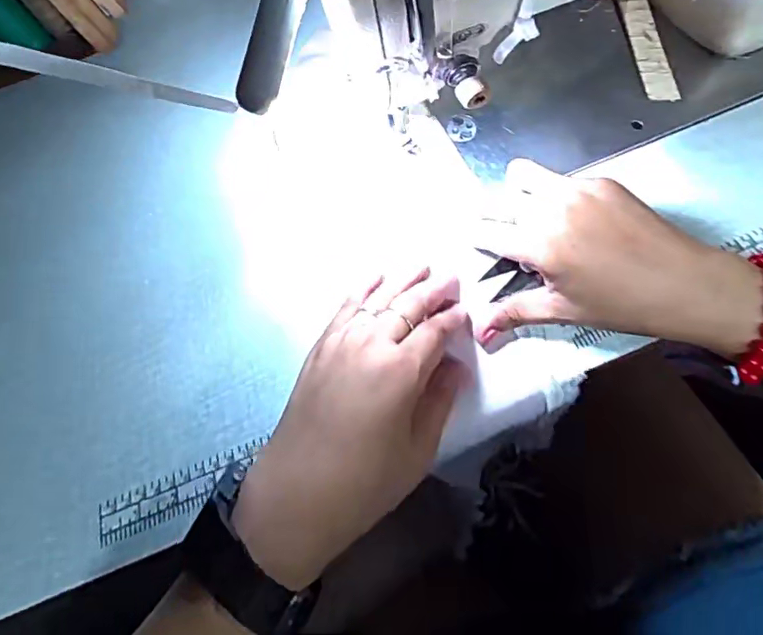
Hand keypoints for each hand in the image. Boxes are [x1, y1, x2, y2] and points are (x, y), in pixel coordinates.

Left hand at [232, 268, 469, 589]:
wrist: (295, 494)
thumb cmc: (364, 482)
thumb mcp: (418, 450)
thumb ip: (440, 400)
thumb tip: (455, 365)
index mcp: (401, 370)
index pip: (436, 330)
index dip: (454, 319)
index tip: (466, 313)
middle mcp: (372, 344)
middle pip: (409, 305)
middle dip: (434, 290)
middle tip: (452, 280)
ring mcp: (342, 341)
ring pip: (379, 298)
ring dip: (403, 281)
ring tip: (422, 268)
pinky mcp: (321, 347)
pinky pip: (347, 306)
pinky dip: (365, 288)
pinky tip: (376, 278)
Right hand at [470, 159, 762, 355]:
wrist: (683, 281)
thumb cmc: (623, 304)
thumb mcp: (565, 310)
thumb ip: (517, 311)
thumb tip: (481, 330)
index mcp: (540, 244)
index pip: (486, 230)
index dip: (480, 241)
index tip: (486, 248)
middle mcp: (552, 208)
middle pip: (498, 198)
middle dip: (496, 216)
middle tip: (513, 237)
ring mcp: (577, 189)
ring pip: (525, 175)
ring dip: (521, 194)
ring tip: (539, 218)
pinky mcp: (600, 180)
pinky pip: (562, 178)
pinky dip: (557, 194)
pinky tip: (581, 220)